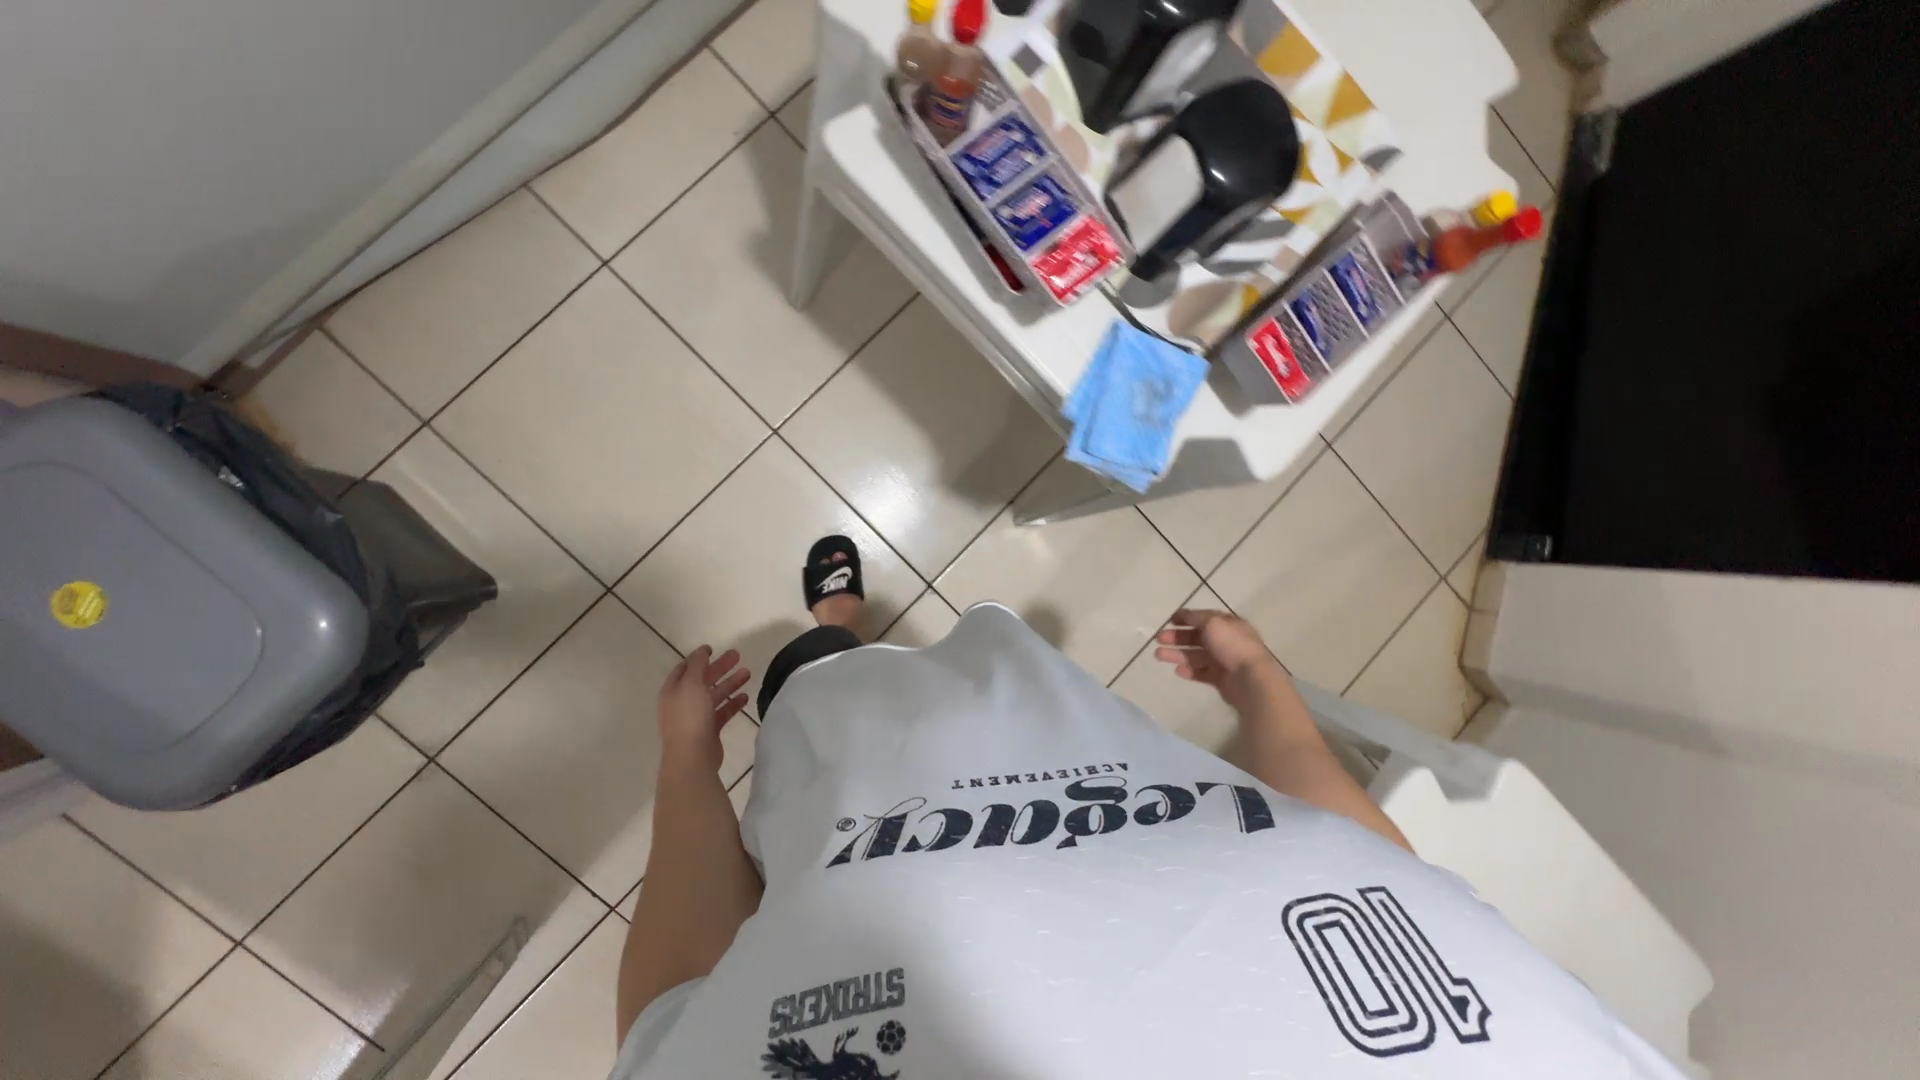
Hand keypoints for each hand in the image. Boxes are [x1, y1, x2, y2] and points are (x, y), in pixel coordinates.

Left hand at [656, 646, 749, 771]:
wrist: (692, 755)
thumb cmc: (689, 716)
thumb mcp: (691, 683)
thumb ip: (697, 664)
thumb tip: (702, 651)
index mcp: (673, 690)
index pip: (685, 668)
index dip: (698, 658)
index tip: (714, 649)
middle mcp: (682, 702)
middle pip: (702, 680)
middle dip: (719, 667)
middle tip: (737, 656)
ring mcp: (695, 717)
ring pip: (714, 695)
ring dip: (730, 683)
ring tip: (748, 673)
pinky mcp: (709, 730)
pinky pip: (722, 712)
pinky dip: (732, 703)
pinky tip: (745, 697)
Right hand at [1155, 609, 1286, 708]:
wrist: (1250, 679)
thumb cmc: (1232, 645)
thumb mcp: (1213, 623)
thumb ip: (1196, 618)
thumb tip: (1184, 614)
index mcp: (1229, 625)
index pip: (1205, 618)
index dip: (1187, 618)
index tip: (1170, 620)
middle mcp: (1228, 641)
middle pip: (1198, 637)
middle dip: (1178, 637)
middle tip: (1159, 639)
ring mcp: (1225, 661)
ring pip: (1197, 656)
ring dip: (1178, 654)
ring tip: (1159, 655)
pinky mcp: (1222, 679)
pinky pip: (1202, 673)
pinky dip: (1190, 671)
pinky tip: (1178, 671)